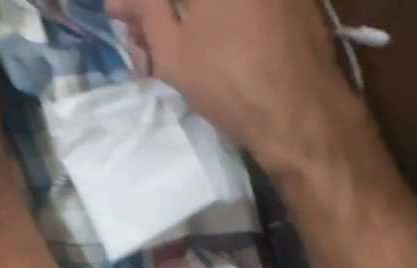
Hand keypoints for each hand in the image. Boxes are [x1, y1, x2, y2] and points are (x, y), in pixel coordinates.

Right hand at [108, 0, 367, 173]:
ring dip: (187, 16)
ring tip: (173, 55)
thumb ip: (145, 12)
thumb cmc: (227, 79)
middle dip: (161, 12)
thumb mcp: (172, 49)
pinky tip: (210, 46)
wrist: (297, 107)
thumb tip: (119, 0)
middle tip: (146, 48)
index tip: (121, 20)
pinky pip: (244, 5)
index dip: (138, 7)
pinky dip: (221, 17)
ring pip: (214, 3)